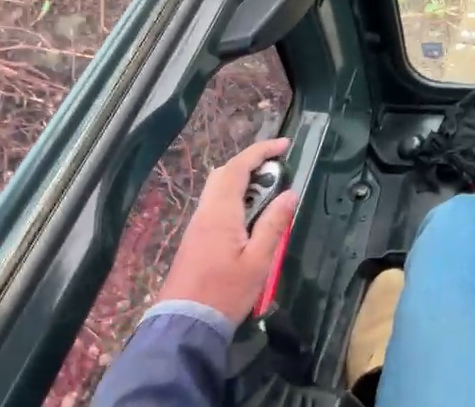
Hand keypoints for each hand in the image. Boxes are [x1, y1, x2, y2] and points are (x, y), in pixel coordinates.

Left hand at [156, 138, 296, 326]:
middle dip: (251, 164)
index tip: (284, 145)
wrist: (184, 328)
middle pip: (224, 174)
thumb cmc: (225, 292)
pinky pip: (215, 206)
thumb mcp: (258, 260)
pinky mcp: (194, 240)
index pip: (238, 168)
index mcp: (220, 213)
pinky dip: (234, 198)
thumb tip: (290, 193)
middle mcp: (204, 213)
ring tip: (269, 194)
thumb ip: (274, 224)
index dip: (261, 151)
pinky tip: (250, 217)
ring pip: (218, 190)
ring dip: (243, 182)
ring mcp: (196, 227)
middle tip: (277, 170)